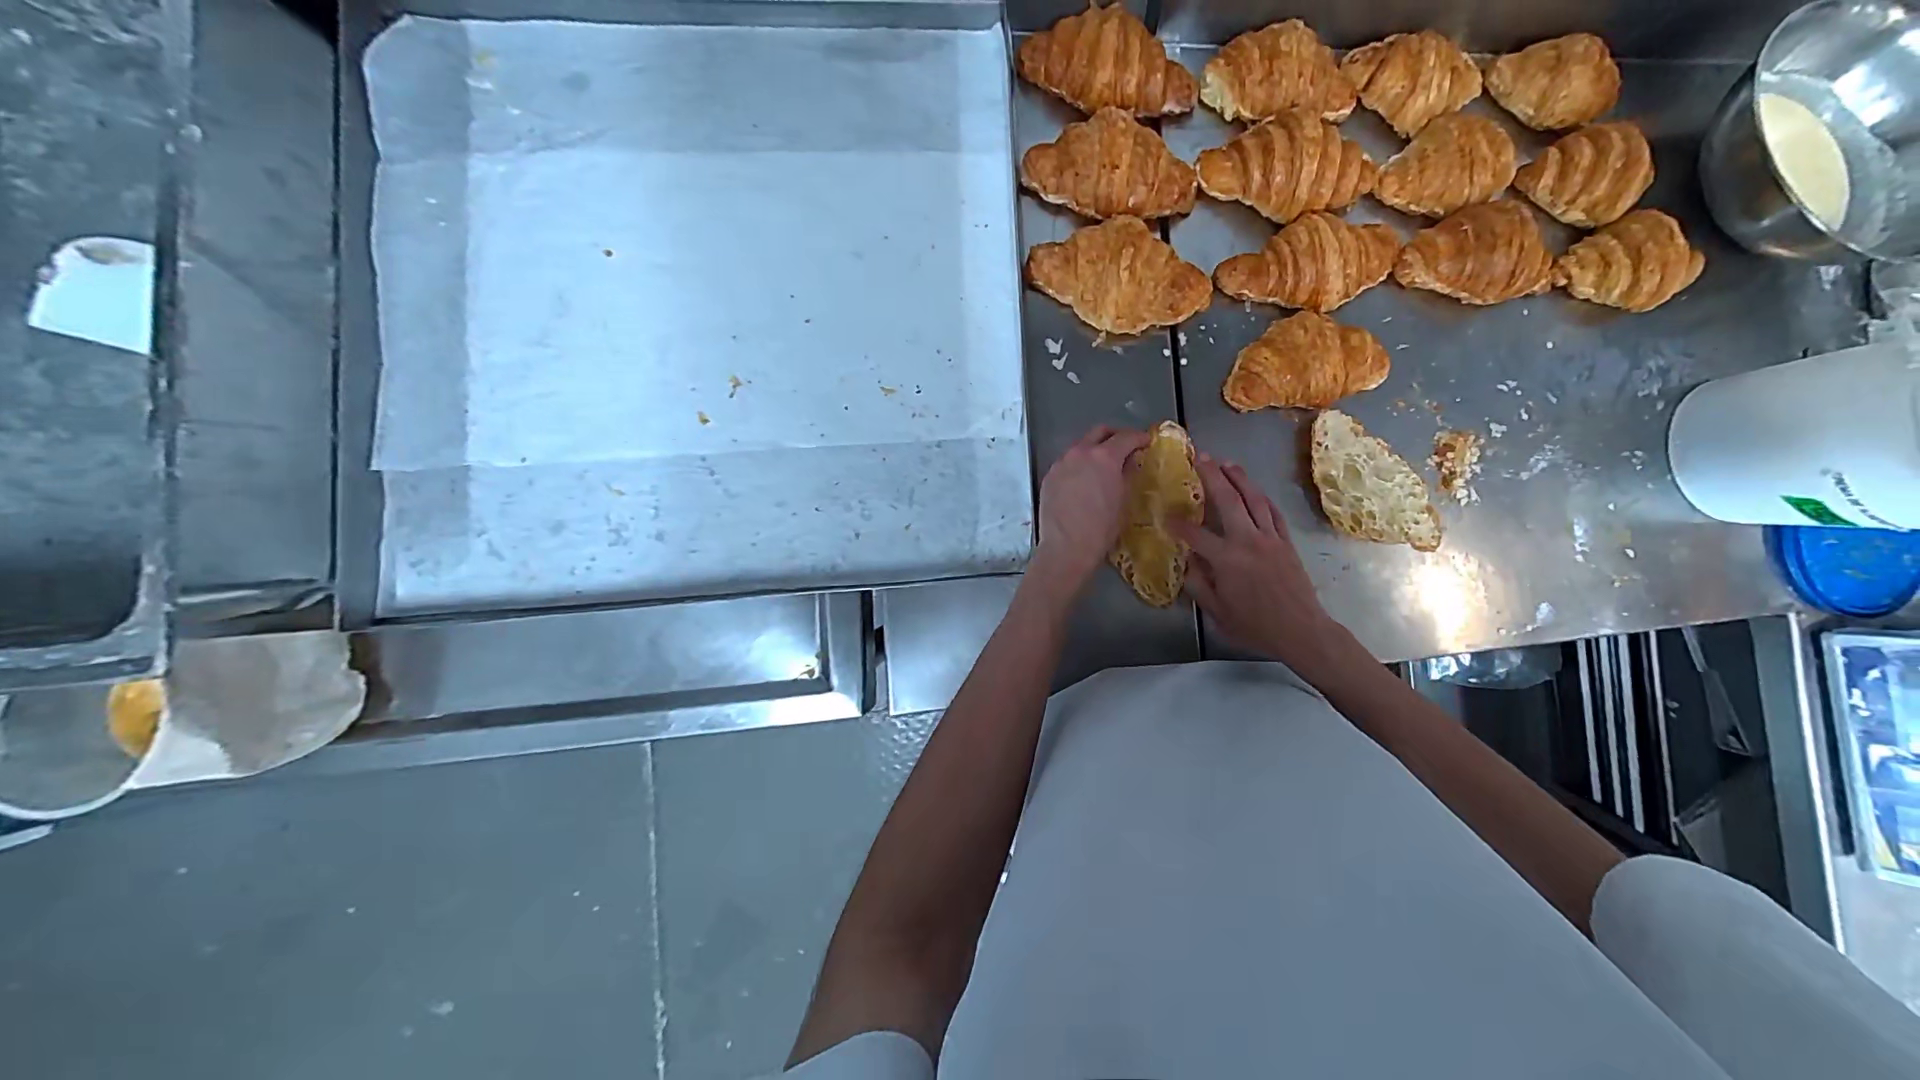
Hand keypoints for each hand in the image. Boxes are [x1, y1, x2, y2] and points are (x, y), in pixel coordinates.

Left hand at [1032, 425, 1148, 590]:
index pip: (1126, 437)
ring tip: (1103, 465)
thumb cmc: (1102, 527)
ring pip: (1080, 446)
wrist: (1067, 547)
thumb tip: (1128, 462)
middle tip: (1125, 446)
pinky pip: (1067, 463)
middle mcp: (1080, 453)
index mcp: (1104, 456)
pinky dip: (1079, 465)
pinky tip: (1083, 480)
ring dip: (1094, 450)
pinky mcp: (1049, 476)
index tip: (1145, 442)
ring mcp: (1061, 463)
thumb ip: (1127, 474)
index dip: (1139, 438)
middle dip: (1115, 436)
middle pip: (1100, 432)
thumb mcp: (1123, 500)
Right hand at [1171, 458, 1342, 668]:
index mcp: (1226, 559)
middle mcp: (1248, 541)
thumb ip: (1198, 584)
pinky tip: (1254, 490)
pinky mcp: (1287, 542)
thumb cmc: (1255, 626)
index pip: (1195, 534)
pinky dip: (1262, 498)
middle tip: (1201, 457)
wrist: (1302, 631)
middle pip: (1228, 500)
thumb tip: (1187, 562)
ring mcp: (1271, 539)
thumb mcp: (1217, 611)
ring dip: (1239, 478)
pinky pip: (1274, 513)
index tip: (1165, 516)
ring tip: (1227, 463)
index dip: (1177, 524)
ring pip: (1254, 500)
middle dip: (1213, 476)